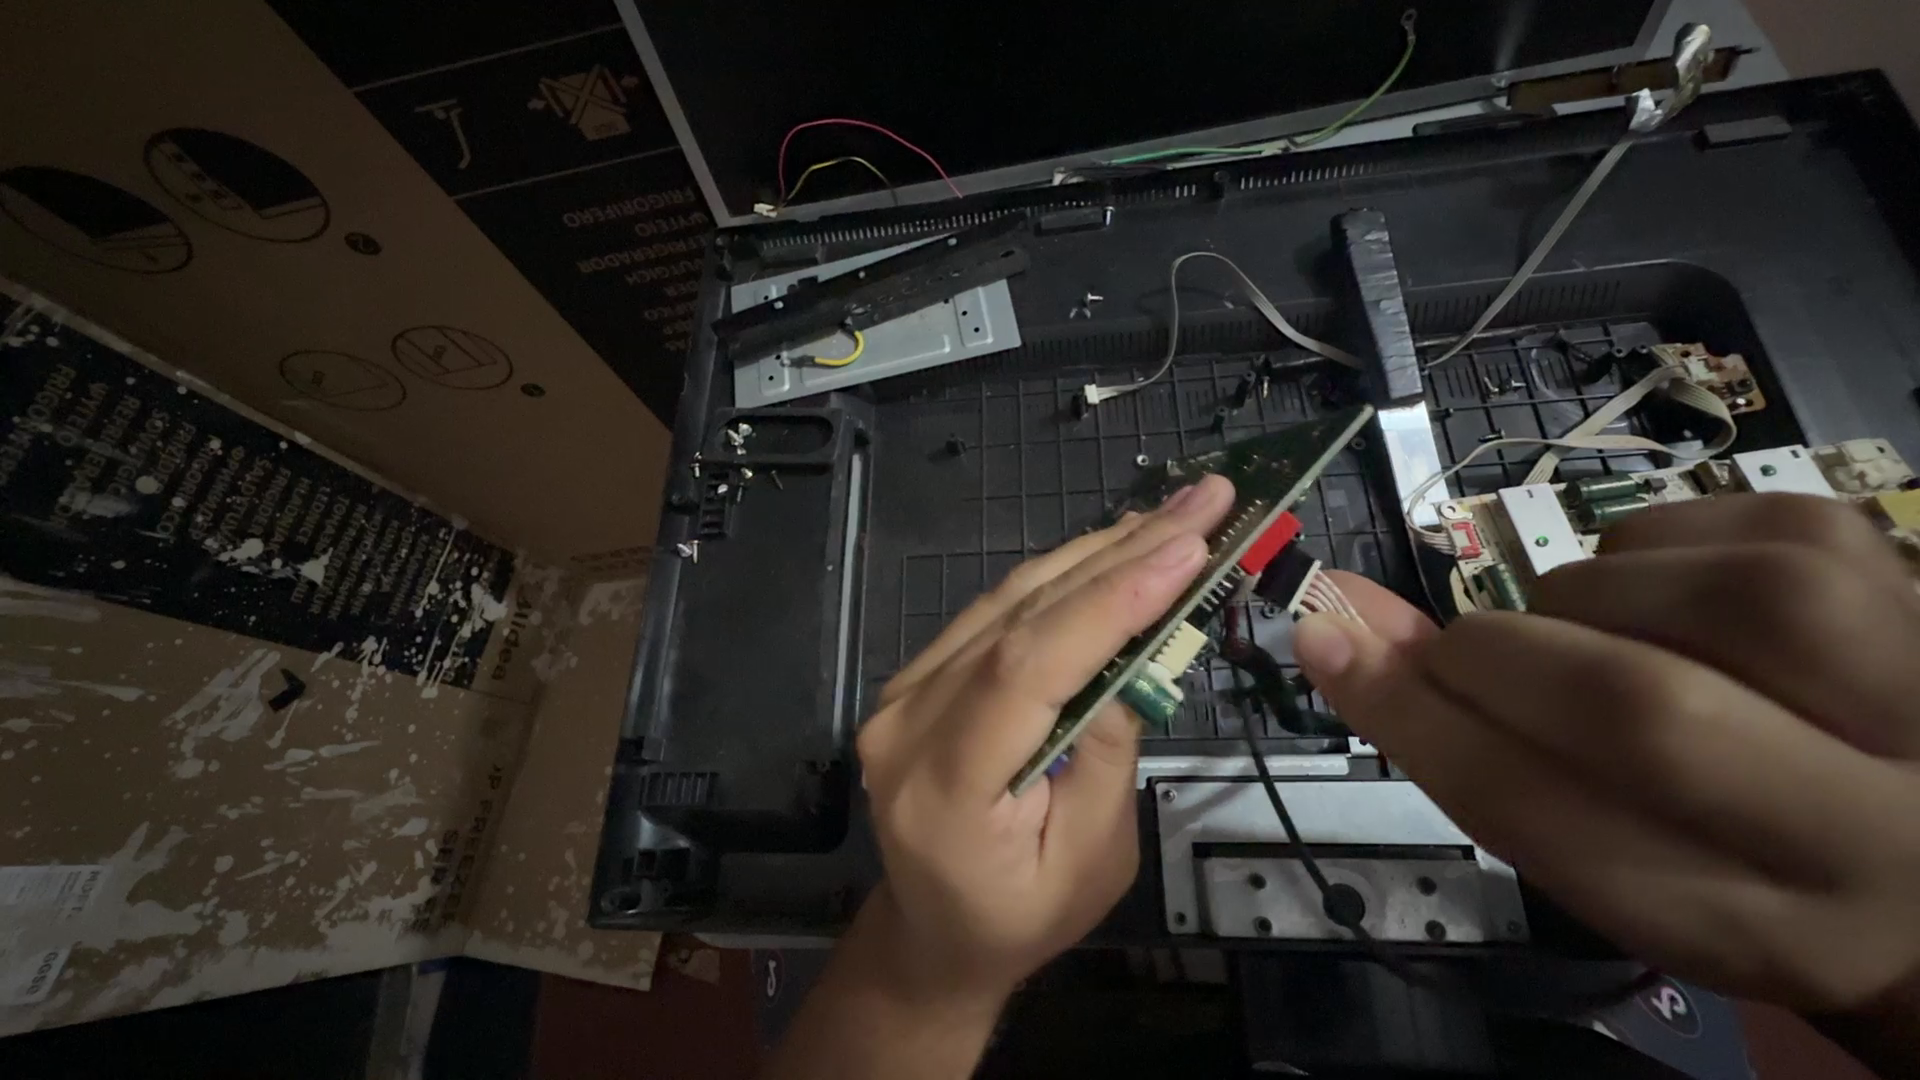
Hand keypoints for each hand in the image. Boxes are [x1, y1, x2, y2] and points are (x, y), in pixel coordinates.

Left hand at [855, 476, 1236, 1002]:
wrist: (934, 930)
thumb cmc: (1019, 915)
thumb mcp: (1090, 862)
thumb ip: (1108, 756)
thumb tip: (1135, 652)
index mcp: (944, 786)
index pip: (1025, 670)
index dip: (1109, 601)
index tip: (1188, 547)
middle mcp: (906, 723)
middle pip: (1018, 618)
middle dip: (1120, 554)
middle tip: (1203, 502)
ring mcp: (903, 693)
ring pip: (1007, 600)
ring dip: (1095, 552)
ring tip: (1171, 516)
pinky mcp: (917, 678)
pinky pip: (994, 613)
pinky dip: (1060, 577)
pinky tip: (1111, 549)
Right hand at [1293, 495, 1919, 1014]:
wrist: (1914, 830)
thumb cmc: (1700, 843)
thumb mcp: (1571, 823)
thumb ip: (1447, 729)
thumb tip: (1328, 621)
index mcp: (1744, 920)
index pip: (1548, 815)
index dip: (1414, 718)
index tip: (1327, 642)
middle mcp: (1879, 833)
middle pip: (1634, 708)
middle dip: (1497, 657)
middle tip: (1474, 655)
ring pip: (1697, 598)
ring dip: (1582, 602)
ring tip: (1599, 639)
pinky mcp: (1917, 580)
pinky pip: (1738, 528)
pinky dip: (1647, 552)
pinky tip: (1666, 600)